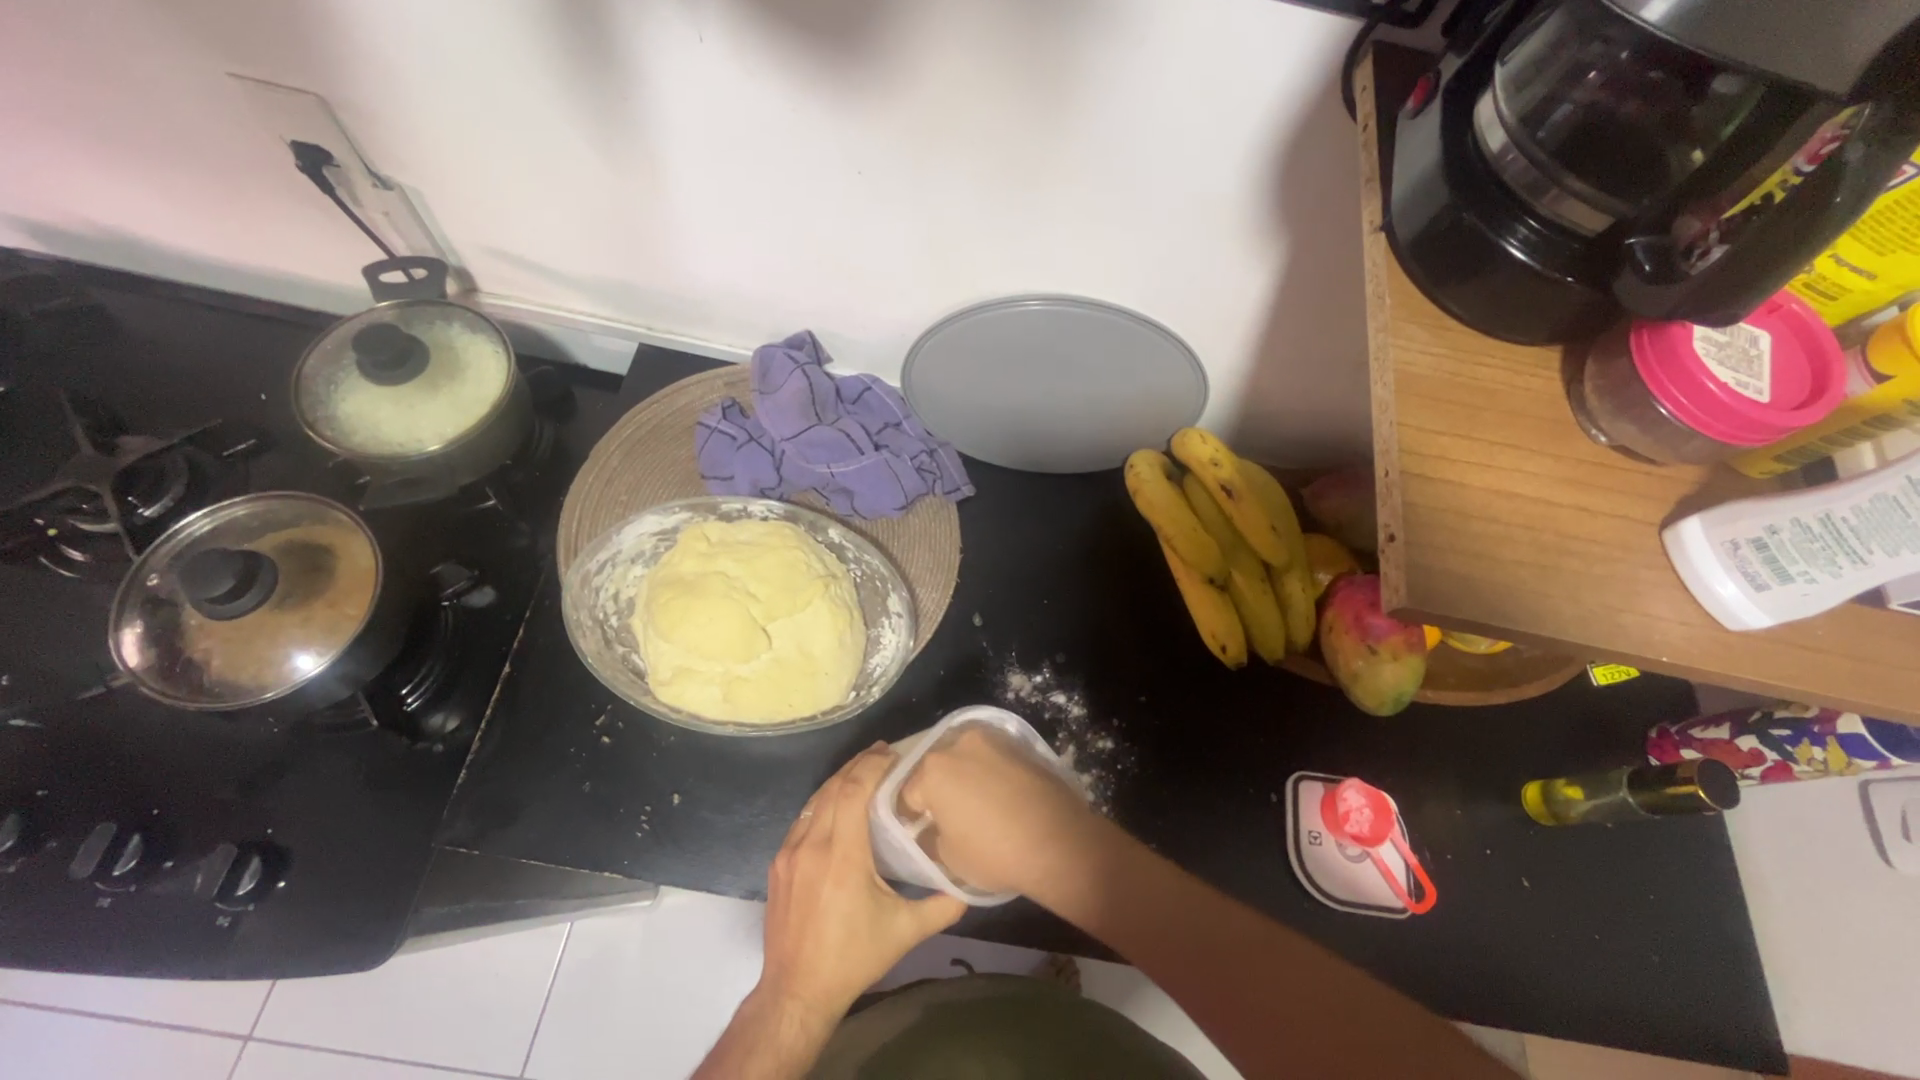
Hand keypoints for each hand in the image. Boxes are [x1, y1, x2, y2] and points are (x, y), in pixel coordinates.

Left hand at [757, 743, 966, 1019]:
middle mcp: (812, 846)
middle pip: (832, 788)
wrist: (797, 991)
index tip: (891, 752)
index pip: (853, 791)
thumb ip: (941, 907)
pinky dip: (821, 804)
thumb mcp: (904, 932)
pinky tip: (836, 807)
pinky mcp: (778, 866)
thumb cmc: (853, 958)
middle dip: (857, 765)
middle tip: (882, 754)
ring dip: (838, 782)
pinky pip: (801, 821)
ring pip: (814, 801)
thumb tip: (968, 888)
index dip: (872, 766)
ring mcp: (789, 854)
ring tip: (862, 773)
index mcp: (843, 856)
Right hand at [899, 726, 1105, 898]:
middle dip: (938, 789)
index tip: (920, 831)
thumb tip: (930, 830)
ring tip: (977, 805)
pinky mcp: (1020, 744)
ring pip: (966, 757)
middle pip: (937, 767)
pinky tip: (1000, 797)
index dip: (911, 815)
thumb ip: (930, 837)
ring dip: (965, 775)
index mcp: (933, 769)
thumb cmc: (995, 852)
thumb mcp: (949, 858)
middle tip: (948, 817)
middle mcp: (959, 743)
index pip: (908, 792)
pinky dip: (990, 772)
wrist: (1059, 842)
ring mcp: (993, 740)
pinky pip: (993, 758)